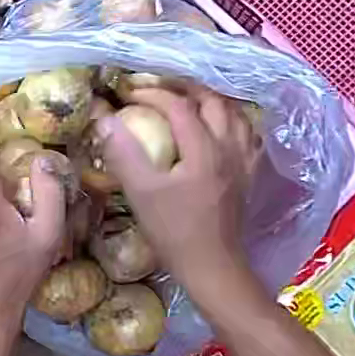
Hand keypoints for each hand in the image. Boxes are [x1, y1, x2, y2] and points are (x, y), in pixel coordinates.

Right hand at [97, 87, 262, 294]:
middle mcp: (229, 148)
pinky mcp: (249, 177)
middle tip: (161, 88)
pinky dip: (232, 122)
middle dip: (186, 88)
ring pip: (235, 115)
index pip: (179, 106)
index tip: (129, 94)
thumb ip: (123, 153)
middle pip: (214, 101)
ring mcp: (243, 162)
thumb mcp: (141, 192)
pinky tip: (219, 128)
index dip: (153, 94)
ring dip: (212, 101)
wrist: (212, 267)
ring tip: (189, 101)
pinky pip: (247, 136)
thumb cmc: (174, 231)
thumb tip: (105, 119)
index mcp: (203, 149)